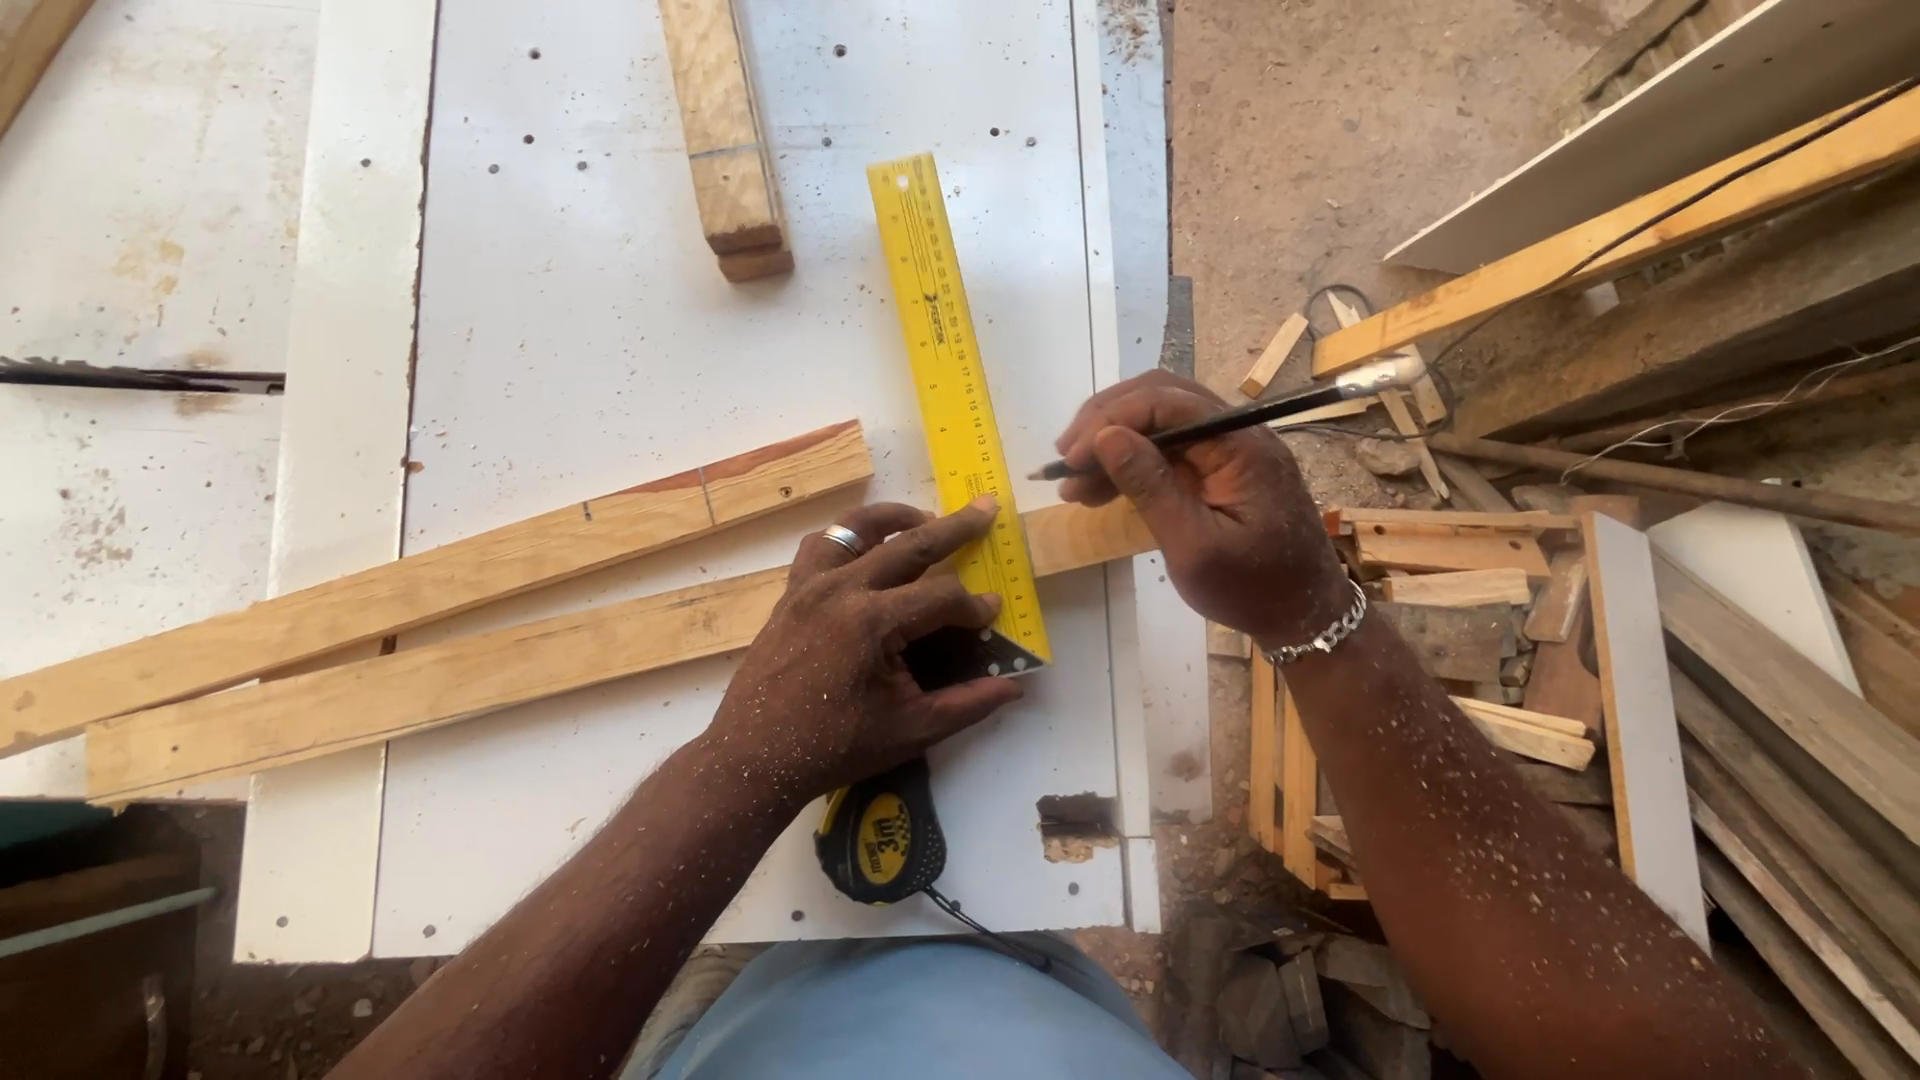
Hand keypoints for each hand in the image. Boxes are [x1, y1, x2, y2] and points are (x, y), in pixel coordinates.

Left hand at [705, 498, 1024, 799]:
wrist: (754, 758)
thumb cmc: (834, 748)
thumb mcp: (911, 730)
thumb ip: (968, 703)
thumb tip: (1015, 686)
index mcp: (872, 622)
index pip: (941, 596)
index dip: (974, 605)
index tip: (993, 613)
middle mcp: (840, 590)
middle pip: (909, 544)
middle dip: (955, 527)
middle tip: (985, 507)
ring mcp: (809, 587)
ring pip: (855, 528)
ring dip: (894, 518)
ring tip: (923, 518)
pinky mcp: (790, 594)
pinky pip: (819, 547)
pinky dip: (846, 537)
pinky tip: (865, 550)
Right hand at [1052, 371, 1351, 647]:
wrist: (1302, 616)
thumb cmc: (1251, 589)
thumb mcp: (1194, 545)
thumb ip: (1151, 487)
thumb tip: (1106, 437)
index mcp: (1241, 446)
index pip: (1166, 403)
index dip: (1111, 420)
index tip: (1070, 457)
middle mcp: (1237, 433)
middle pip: (1160, 399)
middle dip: (1105, 423)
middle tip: (1064, 460)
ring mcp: (1229, 450)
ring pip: (1159, 422)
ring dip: (1112, 444)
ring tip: (1071, 482)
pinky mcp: (1218, 471)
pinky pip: (1168, 451)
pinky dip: (1130, 464)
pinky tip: (1099, 489)